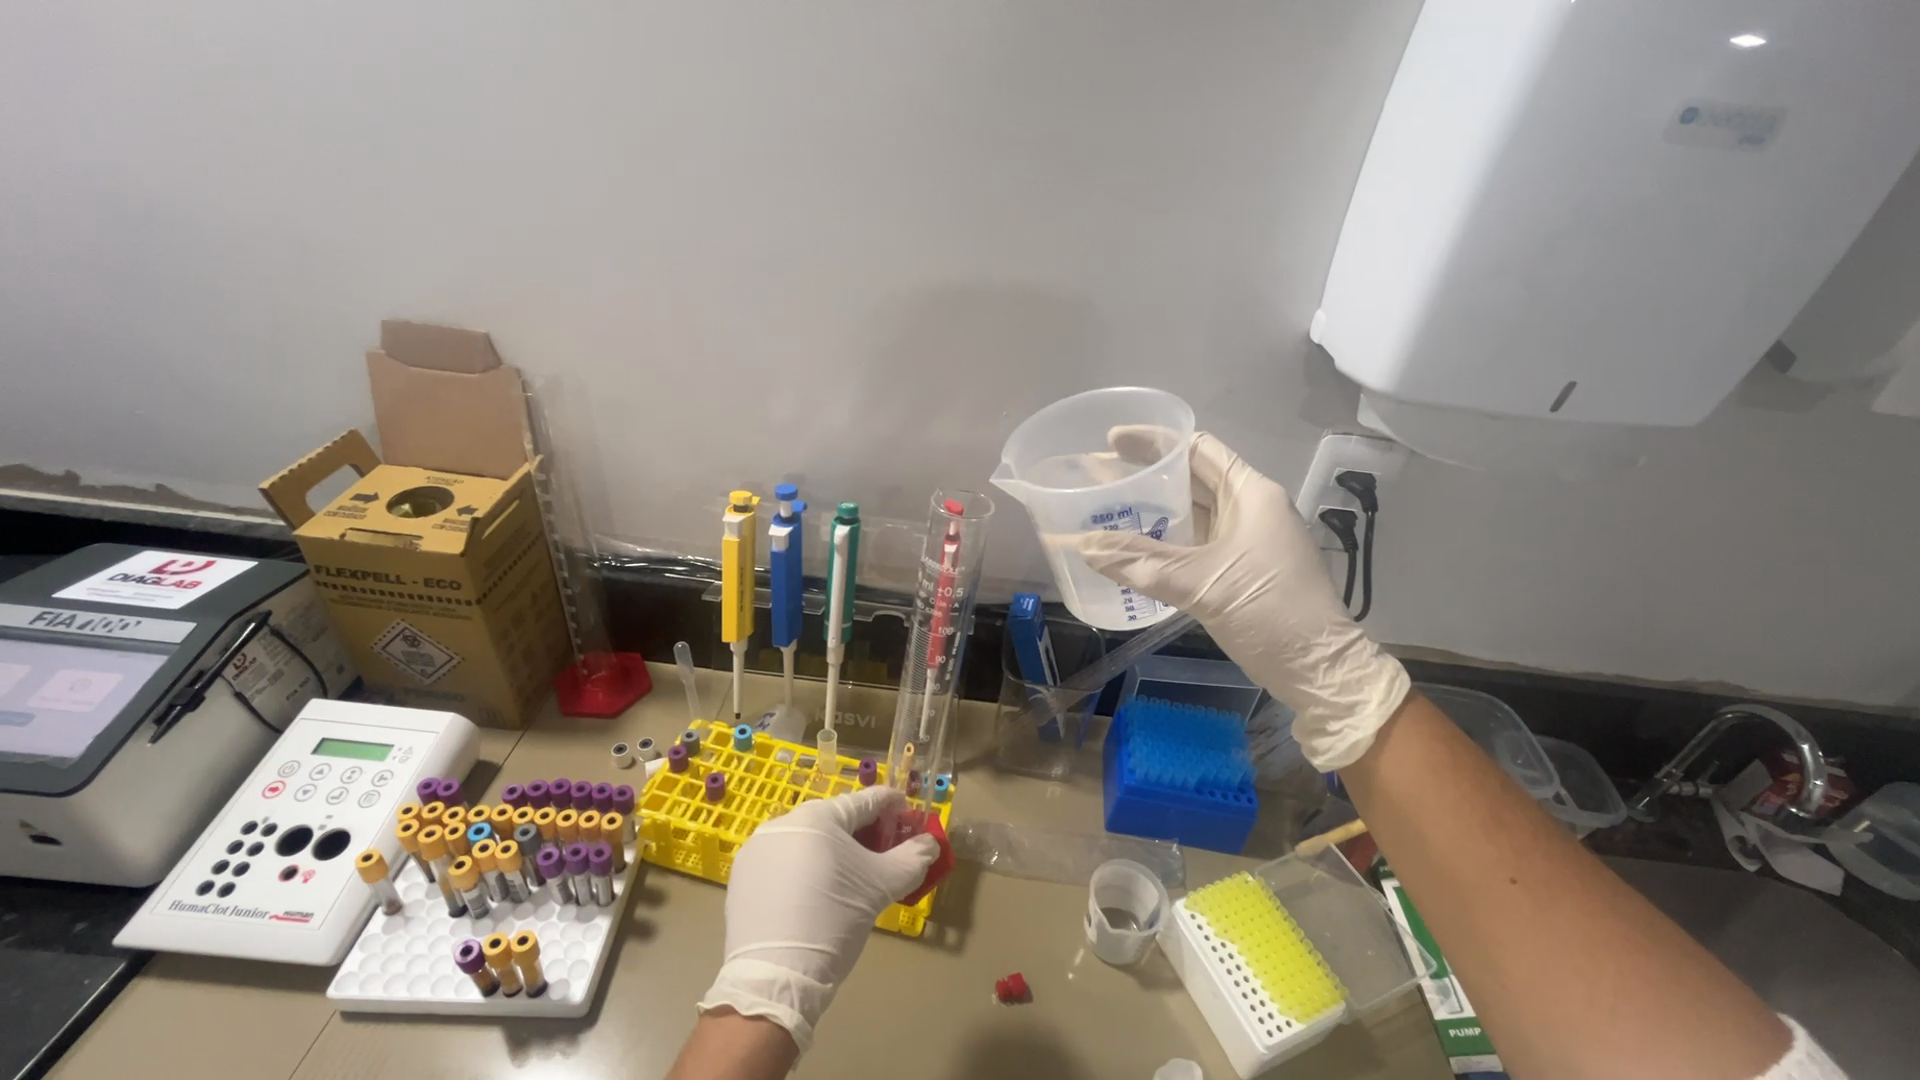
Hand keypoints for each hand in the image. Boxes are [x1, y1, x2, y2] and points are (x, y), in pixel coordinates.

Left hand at [698, 786, 939, 1052]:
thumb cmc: (835, 920)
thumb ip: (912, 858)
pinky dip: (804, 870)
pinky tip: (815, 897)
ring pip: (808, 841)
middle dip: (865, 833)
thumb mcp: (882, 887)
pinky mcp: (742, 877)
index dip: (894, 807)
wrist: (777, 976)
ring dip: (833, 852)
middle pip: (836, 820)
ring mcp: (757, 849)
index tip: (910, 819)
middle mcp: (784, 822)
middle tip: (885, 855)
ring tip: (850, 879)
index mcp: (819, 816)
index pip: (867, 800)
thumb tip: (929, 843)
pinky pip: (783, 862)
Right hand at [1079, 432, 1408, 769]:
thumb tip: (1082, 546)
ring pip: (1191, 514)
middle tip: (1097, 480)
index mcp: (1250, 494)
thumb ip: (1140, 562)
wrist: (1318, 670)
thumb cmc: (1271, 613)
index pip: (1197, 449)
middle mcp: (1249, 509)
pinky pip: (1193, 544)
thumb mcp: (1202, 583)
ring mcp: (1246, 541)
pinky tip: (1131, 550)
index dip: (1154, 441)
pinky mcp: (1239, 570)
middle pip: (1190, 479)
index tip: (1111, 442)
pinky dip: (1163, 543)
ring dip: (1151, 512)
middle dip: (1145, 477)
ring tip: (1105, 510)